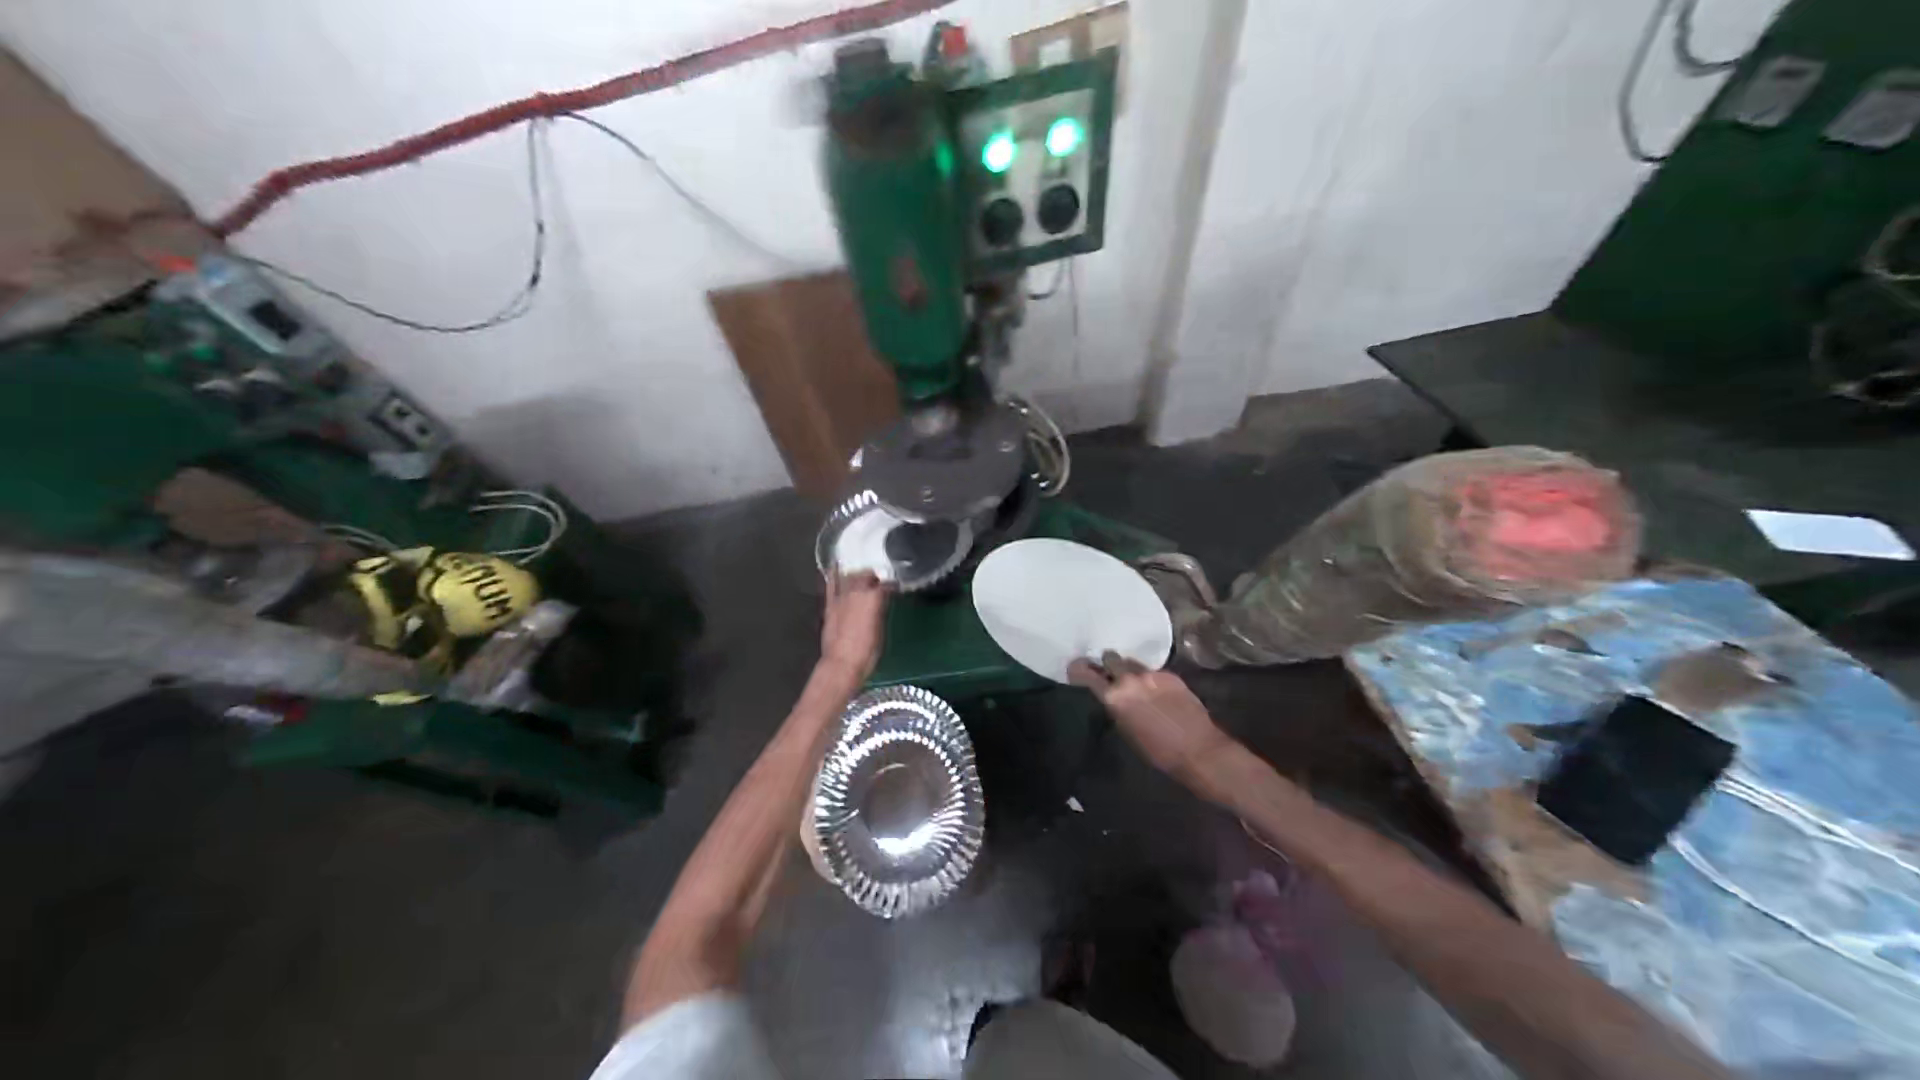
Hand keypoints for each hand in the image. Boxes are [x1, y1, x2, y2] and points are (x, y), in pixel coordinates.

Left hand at [821, 572, 888, 681]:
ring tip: (860, 577)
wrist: (842, 663)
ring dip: (856, 575)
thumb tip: (880, 603)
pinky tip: (835, 568)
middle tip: (878, 582)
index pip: (886, 585)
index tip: (894, 588)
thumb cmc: (868, 652)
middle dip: (873, 577)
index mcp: (874, 598)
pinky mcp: (830, 604)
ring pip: (849, 576)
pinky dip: (834, 575)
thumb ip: (880, 610)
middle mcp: (858, 592)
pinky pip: (831, 584)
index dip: (891, 586)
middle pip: (866, 576)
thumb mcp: (881, 629)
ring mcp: (841, 597)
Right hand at [1069, 652, 1233, 783]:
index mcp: (1114, 696)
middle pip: (1110, 658)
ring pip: (1132, 662)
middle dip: (1108, 664)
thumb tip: (1110, 696)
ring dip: (1129, 670)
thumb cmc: (1158, 751)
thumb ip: (1115, 706)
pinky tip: (1157, 692)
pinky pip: (1152, 671)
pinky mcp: (1171, 674)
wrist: (1199, 750)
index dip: (1079, 669)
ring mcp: (1152, 674)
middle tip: (1108, 673)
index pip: (1086, 673)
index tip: (1076, 669)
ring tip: (1134, 682)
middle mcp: (1130, 679)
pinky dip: (1150, 679)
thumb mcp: (1125, 730)